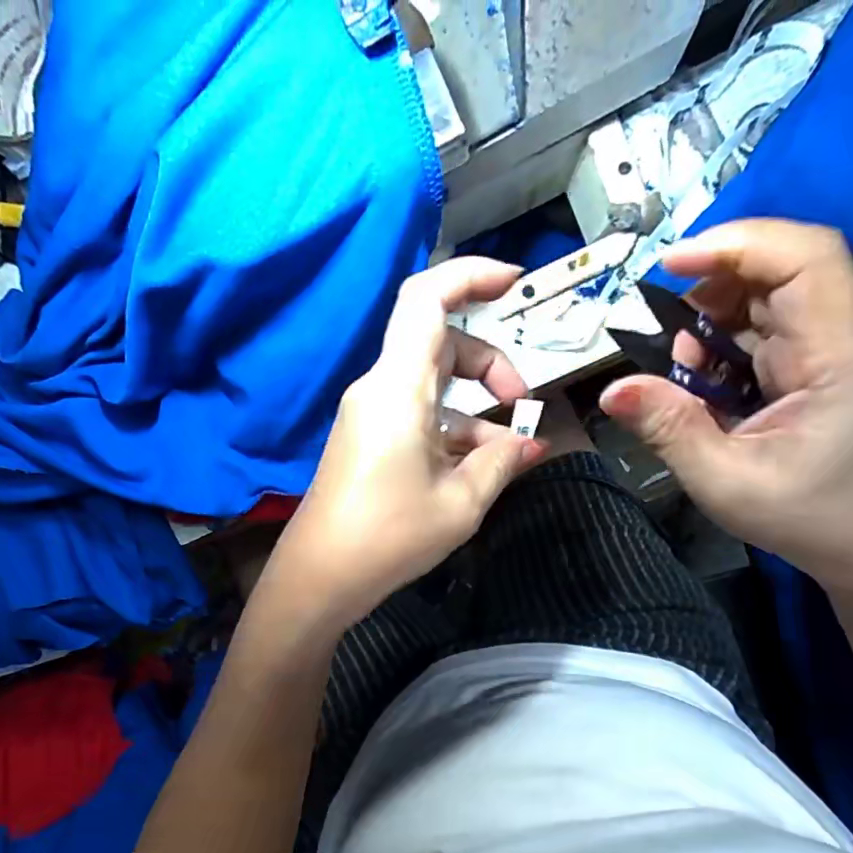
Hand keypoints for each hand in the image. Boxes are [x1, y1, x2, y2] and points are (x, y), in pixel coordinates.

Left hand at [262, 258, 546, 629]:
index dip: (470, 275)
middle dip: (490, 363)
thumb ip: (502, 463)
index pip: (427, 299)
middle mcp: (379, 388)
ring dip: (475, 406)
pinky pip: (418, 413)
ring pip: (433, 383)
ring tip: (507, 455)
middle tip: (521, 405)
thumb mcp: (461, 503)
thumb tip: (533, 443)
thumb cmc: (389, 537)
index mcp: (399, 388)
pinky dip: (453, 428)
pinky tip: (478, 467)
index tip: (514, 284)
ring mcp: (370, 413)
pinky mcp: (367, 438)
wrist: (319, 578)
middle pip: (440, 343)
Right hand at [600, 220, 852, 587]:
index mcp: (837, 355)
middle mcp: (837, 335)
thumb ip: (671, 430)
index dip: (738, 244)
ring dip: (708, 314)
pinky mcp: (804, 360)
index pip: (806, 257)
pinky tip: (697, 378)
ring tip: (681, 369)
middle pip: (781, 264)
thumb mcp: (725, 481)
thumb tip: (613, 389)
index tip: (671, 265)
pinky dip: (715, 338)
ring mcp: (823, 345)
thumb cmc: (805, 515)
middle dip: (711, 282)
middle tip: (662, 328)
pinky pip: (756, 322)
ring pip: (764, 290)